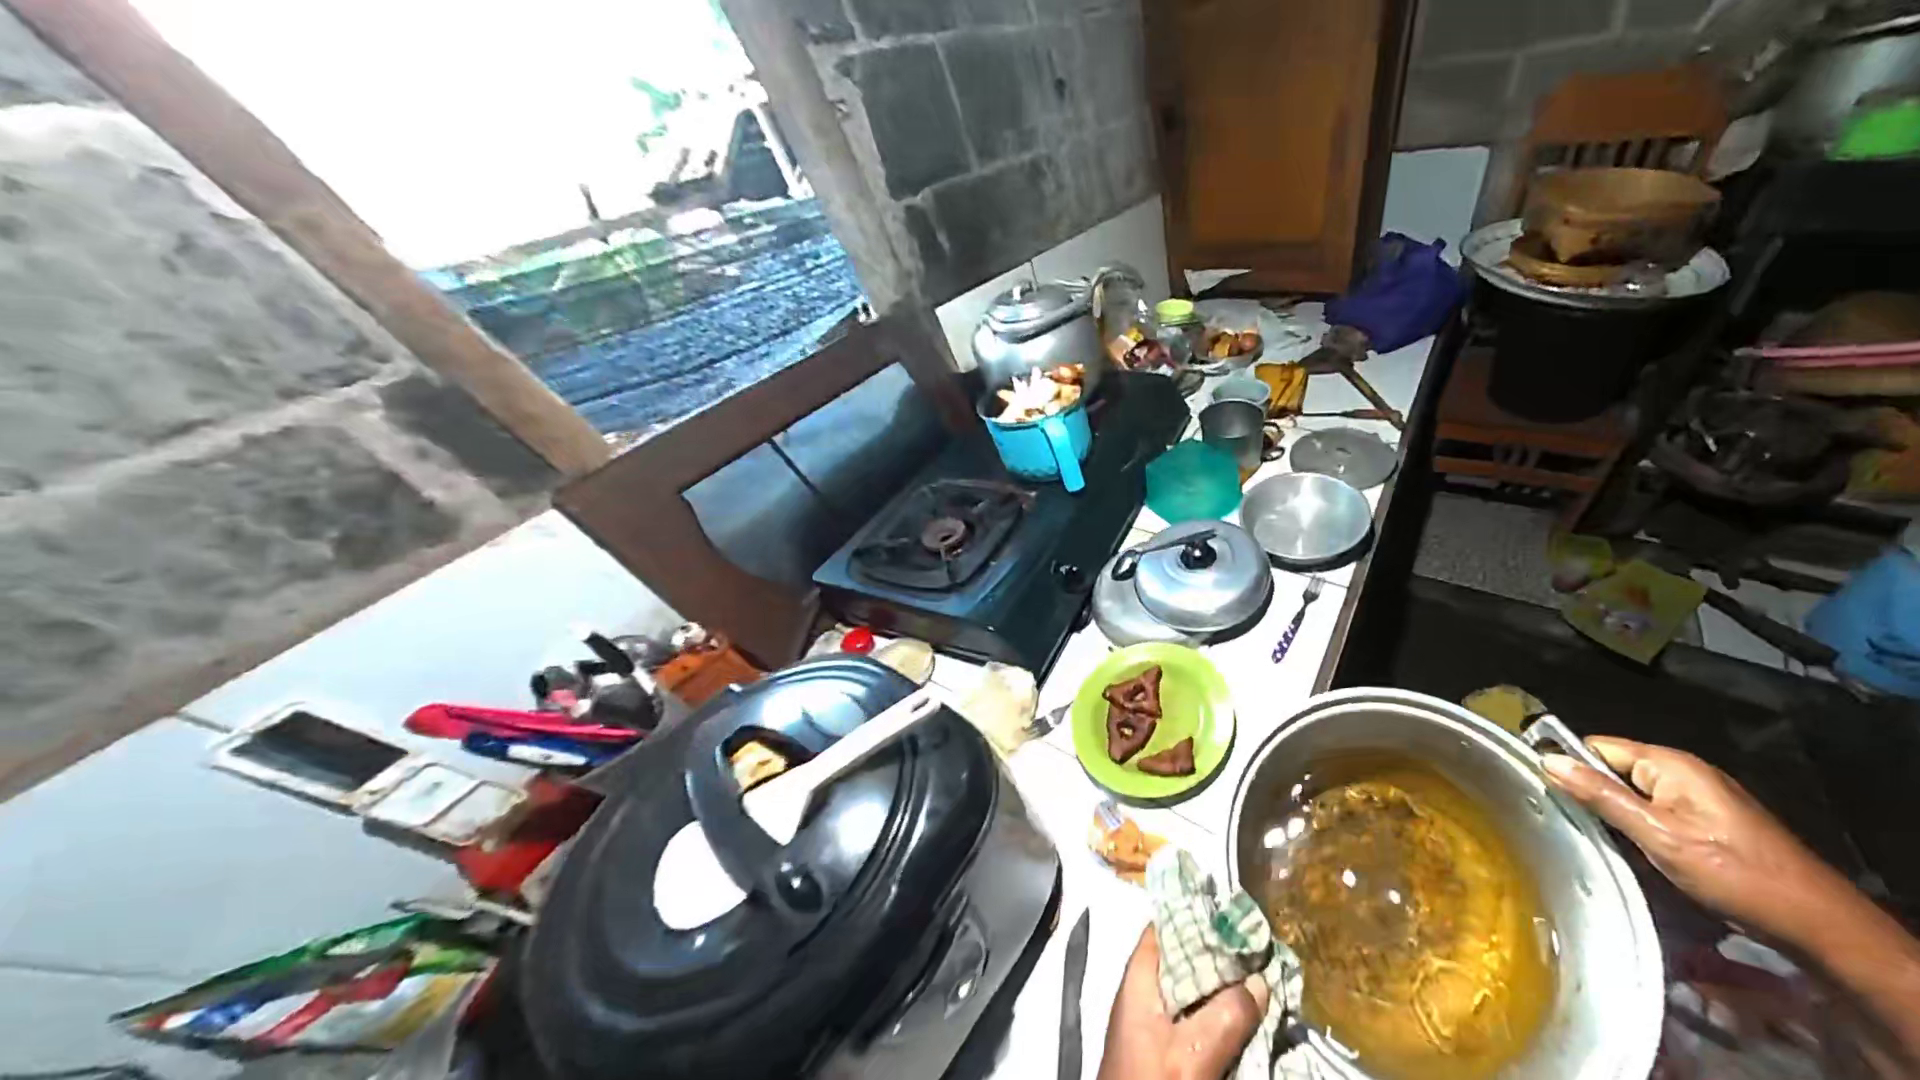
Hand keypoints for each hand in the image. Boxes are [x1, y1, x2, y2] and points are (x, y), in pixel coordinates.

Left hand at [1097, 925, 1268, 1079]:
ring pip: (1195, 993)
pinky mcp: (1170, 1053)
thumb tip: (1259, 981)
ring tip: (1265, 978)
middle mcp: (1146, 994)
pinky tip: (1253, 1021)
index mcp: (1139, 980)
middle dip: (1219, 955)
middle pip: (1183, 961)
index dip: (1194, 916)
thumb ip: (1225, 1016)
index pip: (1163, 930)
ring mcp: (1157, 1025)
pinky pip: (1199, 1024)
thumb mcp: (1191, 1054)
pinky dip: (1223, 1018)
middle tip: (1261, 949)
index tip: (1233, 912)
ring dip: (1225, 989)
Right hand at [1542, 736, 1852, 942]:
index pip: (1595, 746)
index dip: (1567, 763)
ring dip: (1613, 813)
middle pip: (1612, 769)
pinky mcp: (1706, 820)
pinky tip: (1629, 847)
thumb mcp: (1659, 835)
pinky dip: (1636, 825)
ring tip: (1593, 836)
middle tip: (1567, 820)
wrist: (1819, 925)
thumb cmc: (1735, 874)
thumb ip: (1601, 796)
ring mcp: (1699, 797)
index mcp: (1671, 764)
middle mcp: (1684, 772)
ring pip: (1631, 793)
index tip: (1541, 788)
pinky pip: (1653, 810)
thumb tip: (1548, 761)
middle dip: (1590, 792)